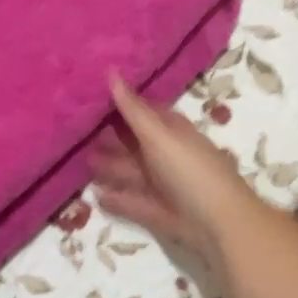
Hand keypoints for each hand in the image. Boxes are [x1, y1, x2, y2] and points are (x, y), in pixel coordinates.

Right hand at [89, 73, 260, 280]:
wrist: (221, 227)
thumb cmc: (190, 172)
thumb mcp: (159, 136)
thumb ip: (132, 109)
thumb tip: (110, 71)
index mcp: (174, 134)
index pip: (146, 113)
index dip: (122, 105)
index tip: (92, 98)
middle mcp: (169, 156)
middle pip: (135, 144)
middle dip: (110, 139)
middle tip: (77, 132)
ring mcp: (165, 186)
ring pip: (131, 173)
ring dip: (109, 168)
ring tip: (81, 164)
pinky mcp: (159, 213)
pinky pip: (132, 201)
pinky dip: (116, 198)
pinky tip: (95, 195)